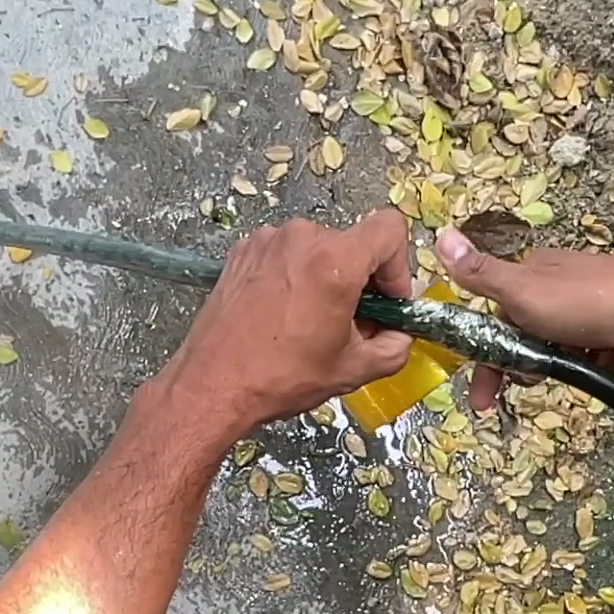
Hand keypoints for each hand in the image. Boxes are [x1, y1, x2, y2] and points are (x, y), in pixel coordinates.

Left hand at [161, 211, 415, 436]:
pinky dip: (295, 277)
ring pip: (318, 249)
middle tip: (351, 323)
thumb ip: (394, 347)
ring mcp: (268, 240)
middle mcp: (302, 237)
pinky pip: (286, 254)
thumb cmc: (282, 377)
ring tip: (312, 322)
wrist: (213, 384)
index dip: (398, 266)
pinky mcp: (244, 251)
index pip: (390, 229)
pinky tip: (283, 313)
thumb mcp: (352, 371)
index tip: (387, 301)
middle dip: (361, 281)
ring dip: (326, 279)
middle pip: (352, 243)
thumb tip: (400, 334)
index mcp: (335, 261)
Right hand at [433, 227, 613, 409]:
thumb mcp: (522, 290)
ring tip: (572, 371)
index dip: (486, 354)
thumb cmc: (589, 303)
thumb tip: (439, 236)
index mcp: (534, 271)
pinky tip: (599, 364)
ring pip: (557, 343)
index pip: (495, 315)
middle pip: (525, 332)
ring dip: (556, 363)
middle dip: (523, 363)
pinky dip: (590, 361)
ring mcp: (591, 303)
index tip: (483, 393)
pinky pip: (590, 350)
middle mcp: (560, 282)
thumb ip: (480, 273)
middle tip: (528, 386)